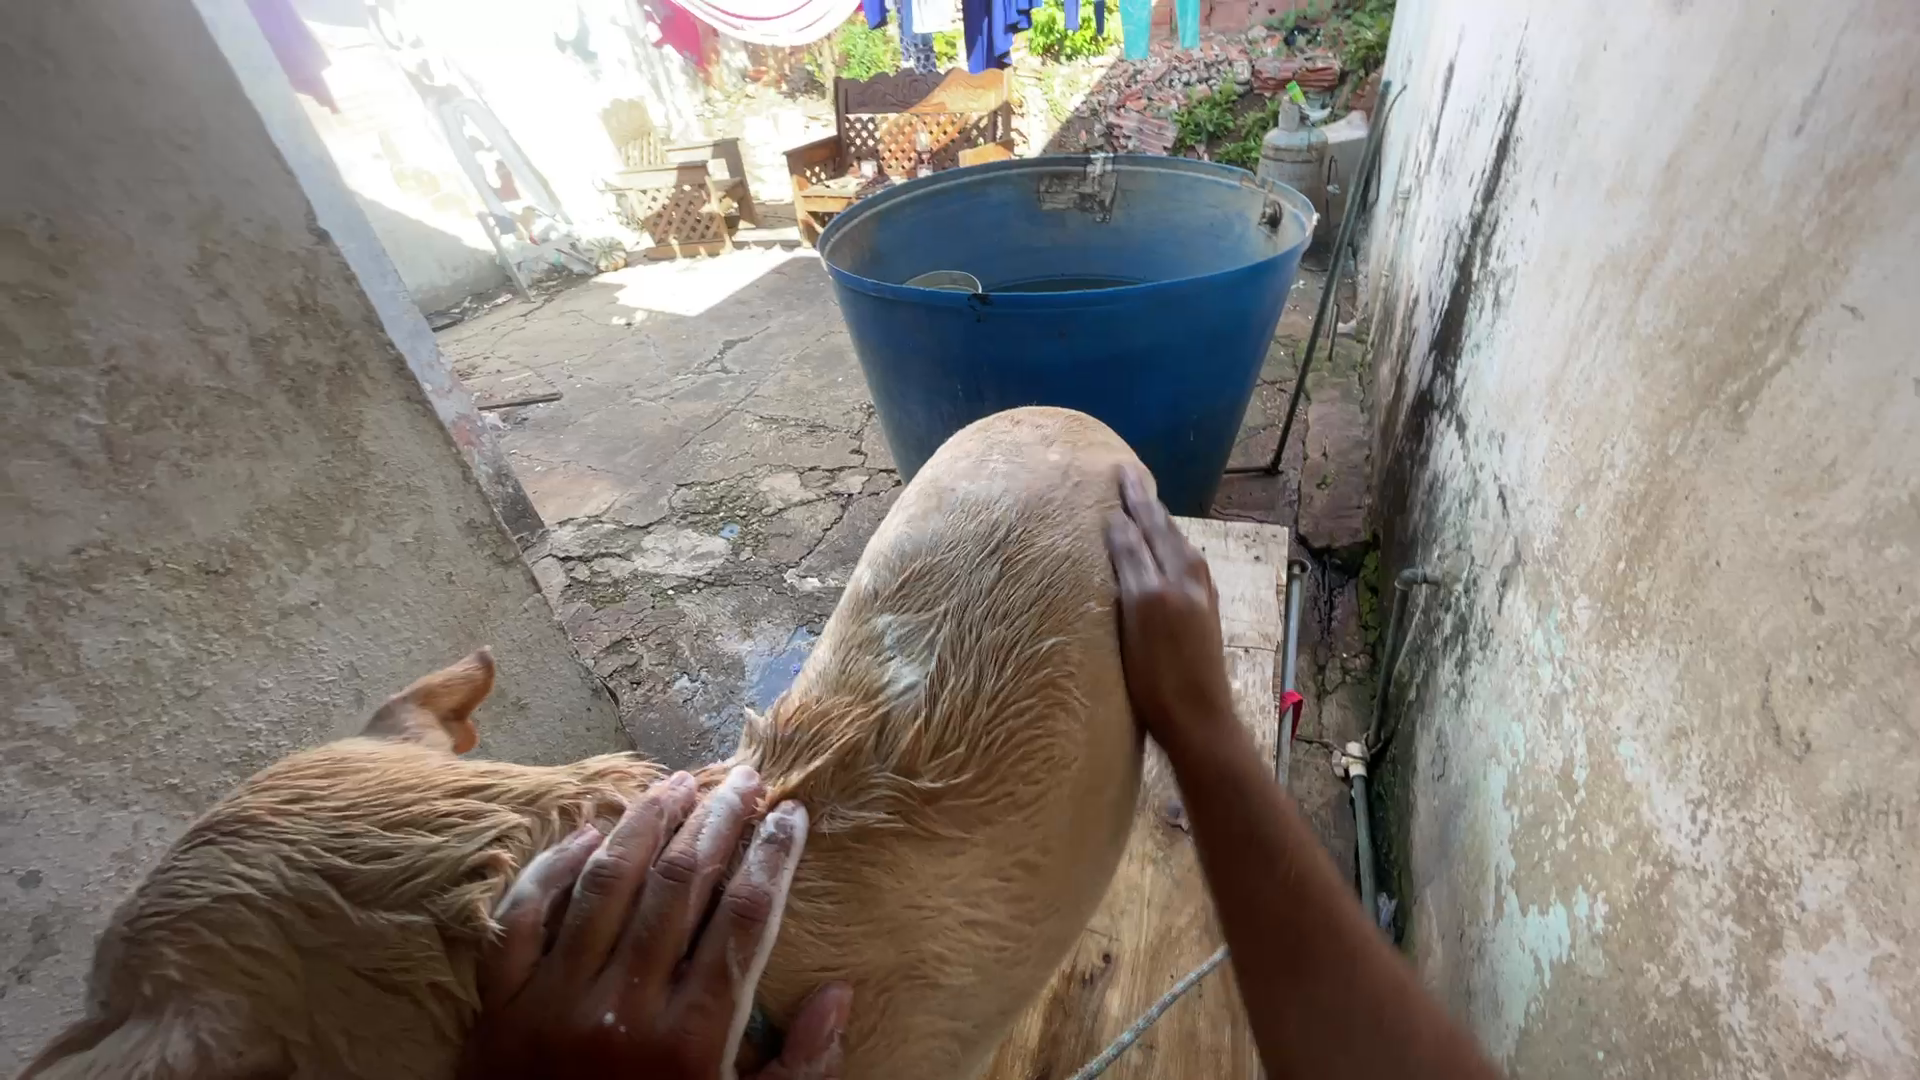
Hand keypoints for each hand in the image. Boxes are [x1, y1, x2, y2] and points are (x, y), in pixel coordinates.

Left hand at [459, 765, 851, 1079]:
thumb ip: (799, 1068)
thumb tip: (839, 993)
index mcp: (690, 1042)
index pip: (745, 917)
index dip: (773, 854)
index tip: (791, 812)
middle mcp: (622, 1012)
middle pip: (681, 884)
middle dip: (720, 820)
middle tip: (745, 779)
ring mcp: (553, 1006)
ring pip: (607, 884)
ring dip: (648, 822)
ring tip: (679, 783)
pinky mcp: (498, 1011)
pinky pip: (521, 921)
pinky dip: (552, 871)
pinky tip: (590, 833)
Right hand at [1105, 463, 1236, 757]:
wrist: (1199, 720)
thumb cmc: (1160, 672)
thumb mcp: (1140, 609)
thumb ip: (1132, 561)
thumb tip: (1117, 521)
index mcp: (1176, 571)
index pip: (1147, 522)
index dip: (1132, 497)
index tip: (1119, 470)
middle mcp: (1191, 577)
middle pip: (1164, 530)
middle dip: (1146, 502)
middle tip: (1129, 477)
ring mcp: (1199, 597)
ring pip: (1174, 546)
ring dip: (1157, 523)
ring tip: (1142, 506)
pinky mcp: (1200, 616)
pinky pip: (1180, 565)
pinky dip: (1165, 546)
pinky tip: (1160, 554)